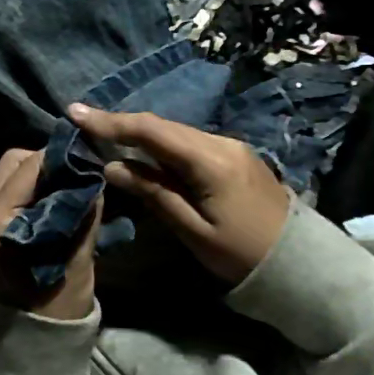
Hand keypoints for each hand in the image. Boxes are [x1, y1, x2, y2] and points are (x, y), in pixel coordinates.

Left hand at [0, 148, 99, 319]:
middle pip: (13, 162)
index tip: (86, 154)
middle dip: (45, 160)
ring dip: (39, 171)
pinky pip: (11, 188)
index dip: (58, 157)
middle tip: (76, 169)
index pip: (28, 169)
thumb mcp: (77, 253)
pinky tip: (57, 194)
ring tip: (68, 182)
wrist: (35, 335)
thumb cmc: (57, 300)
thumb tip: (93, 172)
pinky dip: (34, 184)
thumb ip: (83, 208)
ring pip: (10, 172)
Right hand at [68, 104, 289, 283]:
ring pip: (176, 132)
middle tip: (84, 123)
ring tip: (105, 135)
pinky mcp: (234, 155)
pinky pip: (189, 142)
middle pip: (163, 126)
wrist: (298, 261)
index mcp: (210, 161)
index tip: (75, 112)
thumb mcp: (193, 231)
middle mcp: (220, 143)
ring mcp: (230, 146)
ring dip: (141, 133)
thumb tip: (113, 167)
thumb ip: (154, 194)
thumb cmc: (242, 254)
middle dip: (121, 123)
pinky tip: (144, 152)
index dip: (111, 122)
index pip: (152, 132)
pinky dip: (162, 144)